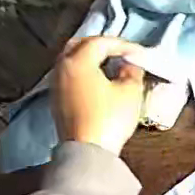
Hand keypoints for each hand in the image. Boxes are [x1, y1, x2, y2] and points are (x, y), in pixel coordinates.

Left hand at [52, 36, 146, 154]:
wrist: (87, 152)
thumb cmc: (108, 120)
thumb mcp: (130, 92)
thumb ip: (132, 72)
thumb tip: (129, 65)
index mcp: (78, 61)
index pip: (100, 42)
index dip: (122, 44)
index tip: (138, 52)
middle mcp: (62, 69)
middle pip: (79, 45)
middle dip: (100, 45)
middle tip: (119, 51)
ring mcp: (56, 86)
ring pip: (71, 61)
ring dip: (89, 58)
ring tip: (109, 65)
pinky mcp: (57, 102)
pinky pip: (69, 77)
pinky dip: (83, 73)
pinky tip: (97, 82)